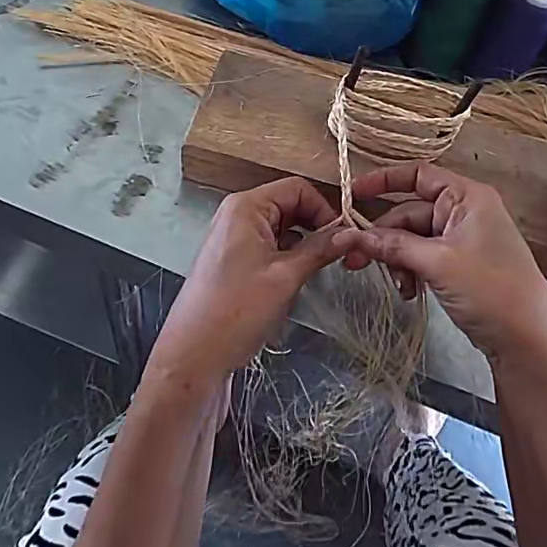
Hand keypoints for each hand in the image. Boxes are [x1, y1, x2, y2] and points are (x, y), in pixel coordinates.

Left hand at [151, 178, 350, 383]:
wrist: (193, 358)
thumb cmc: (236, 311)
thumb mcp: (286, 277)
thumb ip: (321, 249)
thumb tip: (353, 233)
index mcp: (246, 207)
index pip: (298, 188)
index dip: (324, 209)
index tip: (343, 236)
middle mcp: (238, 215)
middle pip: (291, 205)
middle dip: (317, 225)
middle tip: (340, 253)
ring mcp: (234, 237)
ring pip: (283, 227)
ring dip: (306, 242)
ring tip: (323, 267)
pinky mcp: (234, 260)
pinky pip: (271, 245)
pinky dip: (290, 255)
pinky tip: (299, 277)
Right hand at [334, 163, 546, 367]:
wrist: (527, 338)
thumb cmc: (489, 289)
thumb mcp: (437, 263)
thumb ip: (394, 245)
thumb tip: (353, 236)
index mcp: (467, 197)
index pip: (419, 175)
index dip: (384, 180)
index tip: (353, 194)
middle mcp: (465, 211)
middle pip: (411, 212)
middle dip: (384, 236)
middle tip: (354, 260)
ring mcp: (463, 238)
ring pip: (414, 238)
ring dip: (398, 259)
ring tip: (396, 285)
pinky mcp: (460, 264)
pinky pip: (424, 257)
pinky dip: (412, 271)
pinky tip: (409, 293)